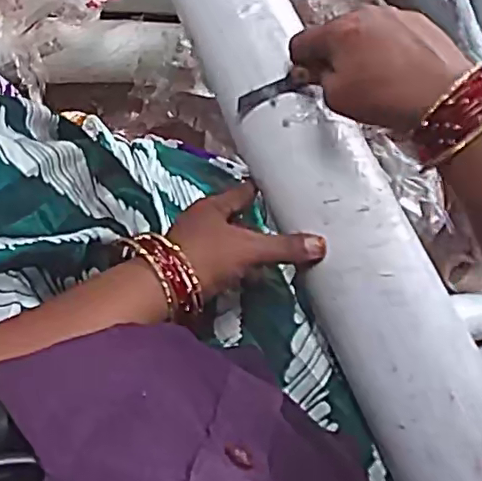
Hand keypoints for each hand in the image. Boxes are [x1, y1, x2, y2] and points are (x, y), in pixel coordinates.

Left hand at [165, 182, 324, 298]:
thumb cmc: (205, 256)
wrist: (162, 289)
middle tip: (277, 228)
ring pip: (224, 241)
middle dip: (253, 224)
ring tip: (265, 257)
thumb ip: (282, 247)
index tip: (276, 191)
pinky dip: (232, 267)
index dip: (260, 192)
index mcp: (214, 205)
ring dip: (241, 248)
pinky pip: (217, 262)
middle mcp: (200, 219)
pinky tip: (244, 277)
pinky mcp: (186, 266)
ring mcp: (191, 243)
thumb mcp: (249, 249)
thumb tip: (319, 244)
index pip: (243, 192)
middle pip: (233, 218)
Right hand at [288, 5, 471, 132]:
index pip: (301, 41)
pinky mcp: (419, 22)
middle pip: (335, 33)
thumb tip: (316, 73)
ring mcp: (395, 16)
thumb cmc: (397, 99)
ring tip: (379, 82)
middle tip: (347, 82)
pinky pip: (394, 33)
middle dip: (336, 55)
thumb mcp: (338, 99)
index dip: (301, 61)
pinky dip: (392, 49)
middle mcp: (366, 15)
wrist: (448, 99)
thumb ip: (318, 80)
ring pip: (366, 31)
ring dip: (365, 51)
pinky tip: (399, 74)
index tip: (308, 73)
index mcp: (339, 31)